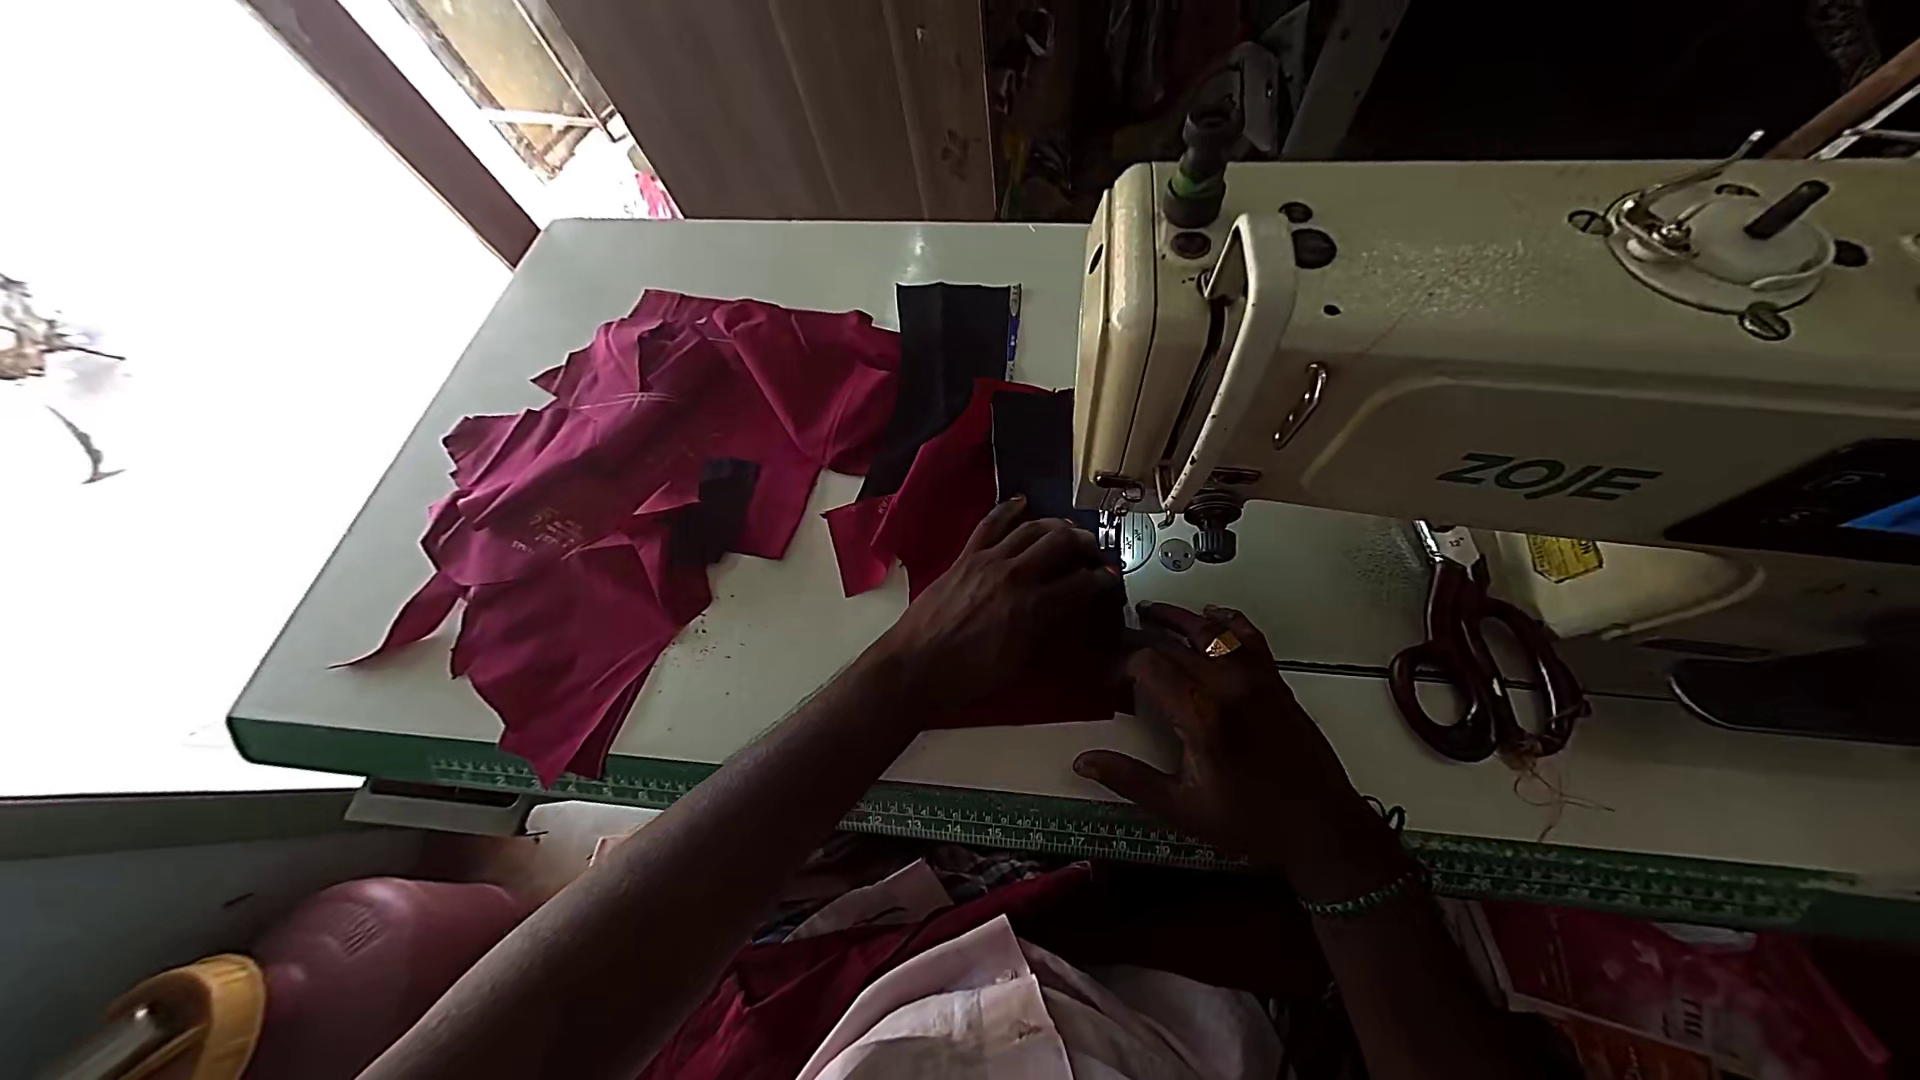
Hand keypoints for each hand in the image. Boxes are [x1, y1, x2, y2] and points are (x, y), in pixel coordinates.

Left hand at [866, 497, 1124, 721]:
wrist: (916, 664)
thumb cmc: (968, 674)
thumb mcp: (1017, 662)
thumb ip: (1043, 632)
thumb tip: (1061, 613)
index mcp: (1031, 606)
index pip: (1078, 585)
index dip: (1101, 580)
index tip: (1110, 579)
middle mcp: (1013, 575)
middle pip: (1059, 545)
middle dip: (1084, 545)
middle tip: (1094, 551)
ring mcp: (987, 560)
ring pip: (1030, 529)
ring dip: (1055, 525)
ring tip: (1069, 529)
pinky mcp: (965, 556)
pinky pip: (990, 524)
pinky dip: (1008, 510)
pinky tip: (1022, 502)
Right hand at [1073, 603, 1407, 900]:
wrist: (1326, 830)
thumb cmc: (1254, 822)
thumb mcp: (1183, 809)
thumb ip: (1130, 779)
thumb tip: (1085, 763)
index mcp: (1202, 716)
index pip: (1148, 664)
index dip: (1121, 663)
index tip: (1110, 676)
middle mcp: (1229, 687)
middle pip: (1172, 643)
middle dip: (1139, 637)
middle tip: (1117, 640)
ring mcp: (1256, 679)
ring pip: (1209, 629)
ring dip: (1176, 617)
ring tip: (1150, 612)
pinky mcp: (1274, 680)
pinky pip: (1247, 635)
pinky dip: (1225, 619)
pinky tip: (1212, 615)